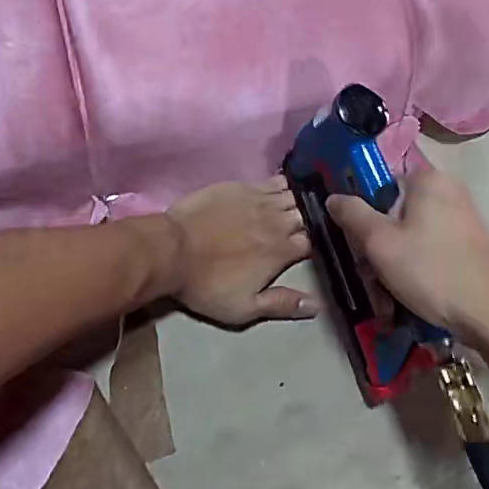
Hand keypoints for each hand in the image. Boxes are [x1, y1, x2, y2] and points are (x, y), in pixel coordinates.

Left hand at [165, 177, 315, 325]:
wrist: (172, 250)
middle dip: (304, 221)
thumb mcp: (244, 308)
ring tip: (292, 207)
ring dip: (295, 202)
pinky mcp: (241, 186)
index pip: (310, 242)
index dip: (310, 245)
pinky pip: (272, 181)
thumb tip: (316, 305)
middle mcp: (276, 221)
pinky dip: (281, 185)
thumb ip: (281, 304)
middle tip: (299, 226)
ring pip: (291, 196)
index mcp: (281, 251)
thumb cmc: (207, 284)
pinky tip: (280, 188)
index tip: (304, 248)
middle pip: (303, 216)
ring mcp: (259, 200)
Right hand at [326, 168, 488, 336]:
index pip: (378, 183)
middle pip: (393, 213)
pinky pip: (429, 250)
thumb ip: (352, 214)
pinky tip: (408, 300)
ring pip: (409, 237)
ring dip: (391, 267)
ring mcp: (463, 219)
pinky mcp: (470, 245)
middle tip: (370, 278)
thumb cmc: (431, 271)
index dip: (361, 212)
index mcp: (428, 180)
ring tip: (388, 300)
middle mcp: (448, 191)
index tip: (355, 242)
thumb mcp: (379, 243)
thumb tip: (334, 197)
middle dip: (376, 249)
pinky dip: (415, 272)